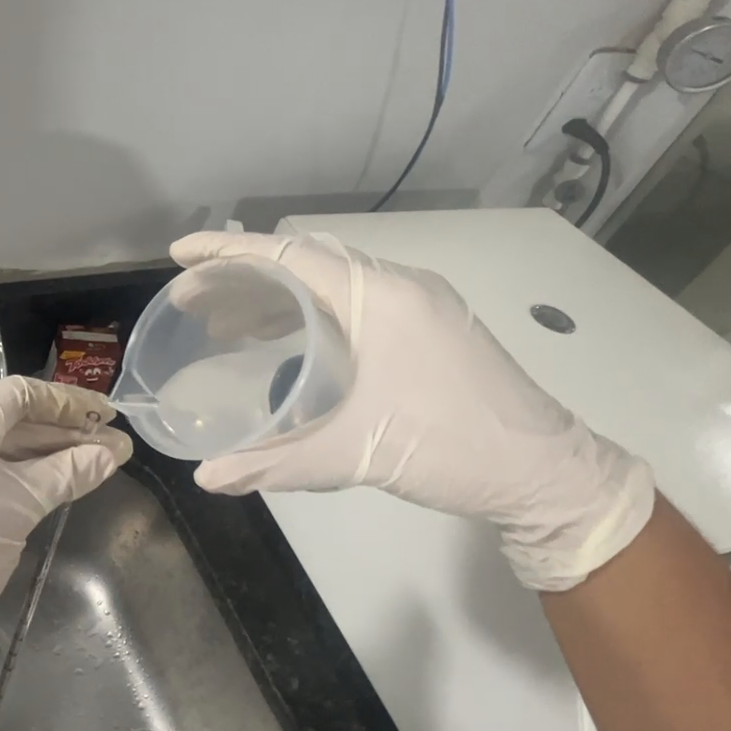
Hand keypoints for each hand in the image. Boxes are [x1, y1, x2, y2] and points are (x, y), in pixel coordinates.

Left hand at [0, 376, 133, 716]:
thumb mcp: (22, 507)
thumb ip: (69, 473)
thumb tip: (111, 454)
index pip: (17, 394)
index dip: (66, 402)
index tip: (104, 414)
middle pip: (5, 420)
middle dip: (60, 433)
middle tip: (109, 445)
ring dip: (38, 455)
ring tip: (88, 464)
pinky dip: (8, 473)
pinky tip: (44, 482)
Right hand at [171, 230, 654, 591]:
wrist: (551, 475)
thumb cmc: (454, 449)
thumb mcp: (357, 455)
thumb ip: (275, 463)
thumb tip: (207, 480)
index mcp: (382, 298)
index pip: (289, 253)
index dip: (227, 251)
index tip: (179, 256)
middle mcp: (400, 287)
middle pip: (304, 262)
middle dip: (241, 278)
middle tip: (191, 305)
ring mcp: (420, 305)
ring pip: (329, 283)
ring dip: (273, 298)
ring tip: (223, 328)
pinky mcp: (429, 328)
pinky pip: (351, 303)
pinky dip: (307, 314)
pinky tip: (282, 343)